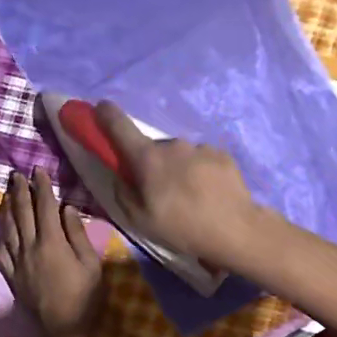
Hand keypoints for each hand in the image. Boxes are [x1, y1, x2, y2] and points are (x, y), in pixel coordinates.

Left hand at [0, 168, 103, 336]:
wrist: (63, 328)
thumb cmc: (85, 295)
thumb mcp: (91, 263)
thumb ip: (77, 234)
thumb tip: (67, 208)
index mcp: (52, 242)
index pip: (45, 207)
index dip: (41, 187)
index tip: (38, 170)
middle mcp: (30, 247)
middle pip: (21, 213)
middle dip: (19, 191)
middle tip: (17, 173)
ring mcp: (17, 261)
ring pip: (7, 228)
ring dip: (6, 207)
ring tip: (7, 192)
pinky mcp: (11, 274)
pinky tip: (0, 227)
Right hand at [95, 101, 268, 265]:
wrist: (235, 229)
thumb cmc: (182, 227)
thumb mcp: (139, 220)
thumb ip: (122, 192)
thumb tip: (120, 175)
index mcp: (148, 158)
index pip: (119, 125)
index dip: (105, 114)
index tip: (100, 108)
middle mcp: (173, 144)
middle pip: (154, 148)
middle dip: (152, 163)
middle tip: (160, 190)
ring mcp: (201, 147)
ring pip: (181, 155)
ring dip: (179, 169)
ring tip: (190, 196)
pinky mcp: (222, 154)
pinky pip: (203, 160)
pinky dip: (201, 172)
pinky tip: (209, 193)